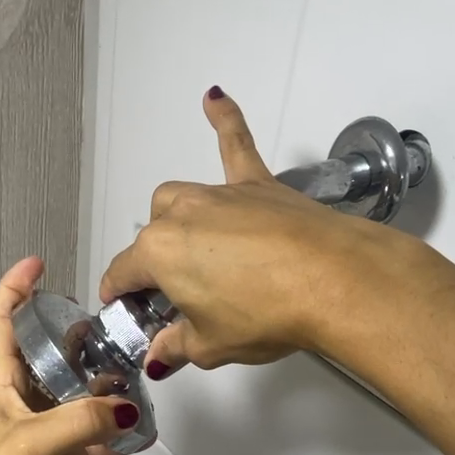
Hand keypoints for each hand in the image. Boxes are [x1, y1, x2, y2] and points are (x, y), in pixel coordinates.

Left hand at [0, 256, 139, 454]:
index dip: (16, 289)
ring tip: (135, 373)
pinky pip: (94, 436)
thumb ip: (80, 421)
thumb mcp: (31, 443)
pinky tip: (138, 429)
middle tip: (113, 327)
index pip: (4, 324)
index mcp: (2, 384)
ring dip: (103, 385)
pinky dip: (115, 432)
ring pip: (78, 395)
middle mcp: (24, 401)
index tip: (38, 263)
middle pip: (51, 355)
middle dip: (77, 336)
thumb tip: (128, 410)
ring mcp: (45, 431)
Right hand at [99, 88, 437, 376]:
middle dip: (157, 267)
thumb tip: (159, 357)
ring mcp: (219, 195)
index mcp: (158, 253)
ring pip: (180, 202)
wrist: (335, 282)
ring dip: (178, 225)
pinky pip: (235, 144)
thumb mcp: (210, 346)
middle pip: (153, 239)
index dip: (119, 297)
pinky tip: (213, 97)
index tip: (123, 311)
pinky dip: (224, 121)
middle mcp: (180, 214)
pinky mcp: (257, 185)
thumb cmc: (266, 314)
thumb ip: (175, 348)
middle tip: (176, 300)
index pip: (123, 274)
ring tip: (195, 254)